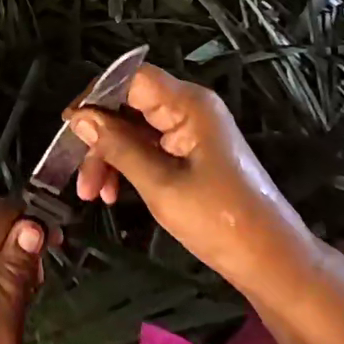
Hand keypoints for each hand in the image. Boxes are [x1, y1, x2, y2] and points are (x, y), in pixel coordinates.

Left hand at [0, 198, 50, 343]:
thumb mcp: (3, 320)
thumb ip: (18, 270)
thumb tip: (34, 224)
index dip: (29, 221)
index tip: (56, 244)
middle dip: (22, 237)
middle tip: (39, 278)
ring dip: (15, 254)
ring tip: (27, 290)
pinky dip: (2, 265)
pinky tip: (12, 293)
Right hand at [63, 63, 319, 293]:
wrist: (274, 265)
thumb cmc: (220, 221)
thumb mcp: (159, 184)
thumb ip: (116, 146)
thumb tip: (78, 118)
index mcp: (188, 105)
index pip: (130, 77)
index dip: (95, 94)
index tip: (69, 125)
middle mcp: (187, 109)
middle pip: (125, 104)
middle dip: (97, 136)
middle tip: (76, 170)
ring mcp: (188, 131)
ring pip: (128, 128)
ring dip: (105, 156)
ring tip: (91, 193)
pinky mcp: (187, 152)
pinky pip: (143, 146)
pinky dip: (123, 165)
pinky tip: (111, 194)